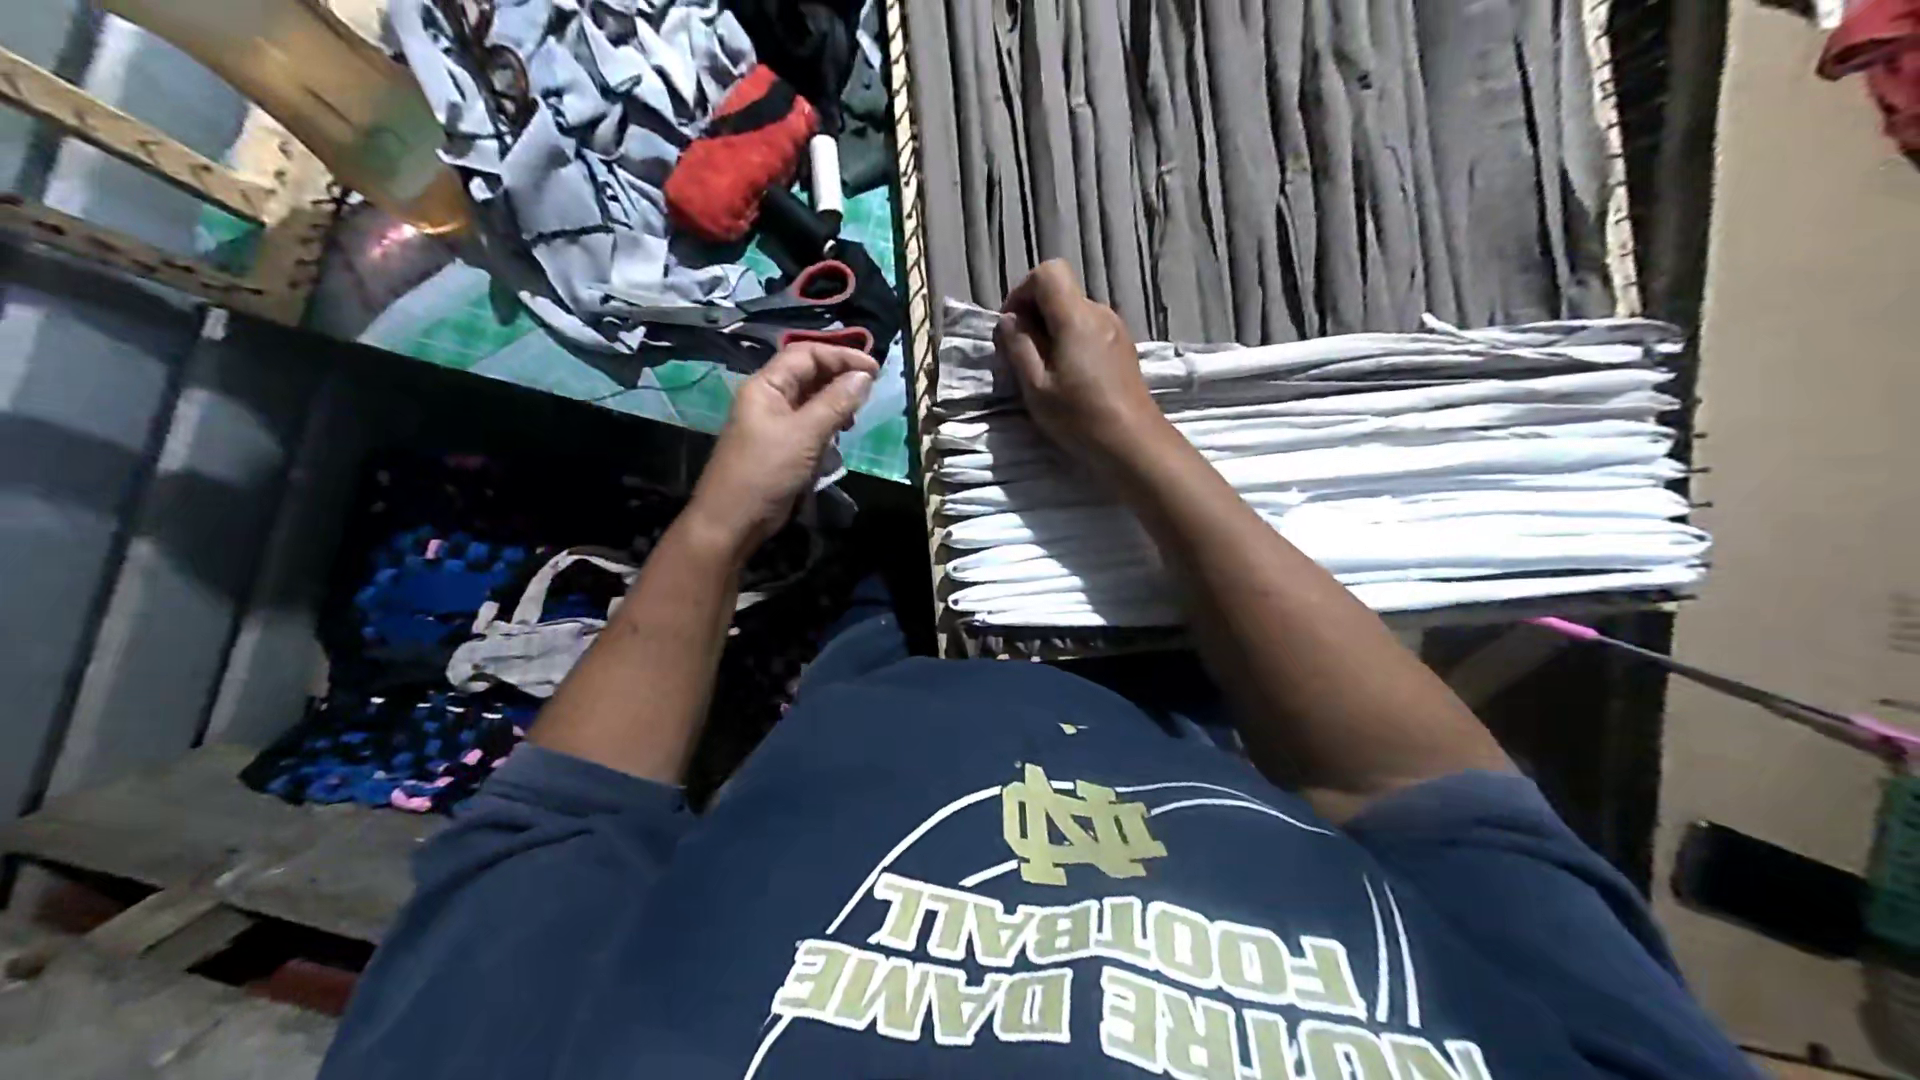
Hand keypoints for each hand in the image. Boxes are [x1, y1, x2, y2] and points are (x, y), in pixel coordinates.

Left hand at [684, 342, 876, 558]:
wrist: (734, 521)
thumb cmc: (766, 472)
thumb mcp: (805, 434)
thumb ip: (836, 402)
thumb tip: (864, 376)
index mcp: (766, 385)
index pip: (806, 354)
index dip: (841, 356)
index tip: (874, 370)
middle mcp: (769, 398)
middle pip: (809, 373)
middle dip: (840, 377)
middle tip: (870, 390)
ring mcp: (775, 423)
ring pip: (812, 400)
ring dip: (837, 402)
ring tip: (857, 416)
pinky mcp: (783, 446)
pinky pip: (810, 424)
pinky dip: (829, 424)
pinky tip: (842, 435)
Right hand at [994, 260, 1172, 476]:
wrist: (1133, 443)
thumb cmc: (1080, 417)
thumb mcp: (1036, 386)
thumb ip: (1019, 347)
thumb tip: (1008, 320)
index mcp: (1077, 317)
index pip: (1048, 273)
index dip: (1022, 292)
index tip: (1011, 325)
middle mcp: (1100, 313)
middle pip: (1061, 292)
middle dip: (1035, 314)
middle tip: (1021, 353)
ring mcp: (1116, 329)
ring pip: (1074, 312)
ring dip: (1052, 330)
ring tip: (1043, 369)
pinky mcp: (1123, 347)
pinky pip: (1089, 329)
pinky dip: (1070, 341)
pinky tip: (1068, 376)